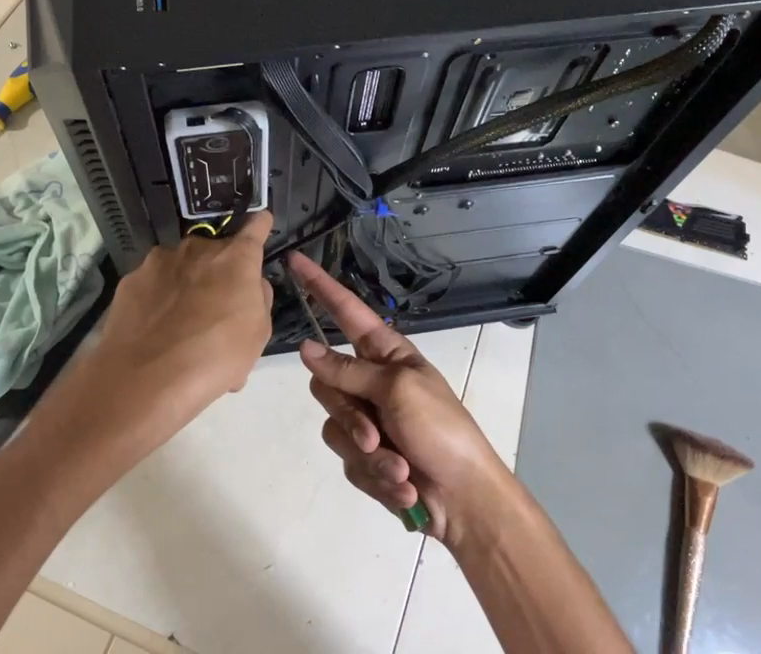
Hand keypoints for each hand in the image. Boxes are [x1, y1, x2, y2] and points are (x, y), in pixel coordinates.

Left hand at [80, 211, 275, 418]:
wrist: (147, 377)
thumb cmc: (216, 356)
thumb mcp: (259, 335)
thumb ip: (259, 299)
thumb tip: (252, 286)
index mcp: (236, 258)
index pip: (255, 228)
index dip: (260, 226)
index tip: (260, 222)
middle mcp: (197, 249)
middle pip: (214, 253)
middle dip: (217, 272)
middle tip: (216, 311)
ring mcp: (159, 262)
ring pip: (181, 269)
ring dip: (186, 287)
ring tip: (181, 329)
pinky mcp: (130, 280)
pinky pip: (153, 286)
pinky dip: (158, 302)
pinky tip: (155, 332)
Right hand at [291, 253, 516, 549]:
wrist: (465, 499)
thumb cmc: (441, 430)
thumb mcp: (397, 390)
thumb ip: (348, 370)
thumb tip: (306, 347)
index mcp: (387, 354)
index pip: (345, 312)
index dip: (320, 287)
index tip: (295, 260)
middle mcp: (373, 382)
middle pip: (327, 382)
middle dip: (349, 415)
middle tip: (375, 435)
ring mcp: (369, 421)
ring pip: (335, 426)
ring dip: (369, 455)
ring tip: (400, 468)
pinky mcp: (367, 458)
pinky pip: (348, 460)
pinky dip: (375, 478)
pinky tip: (404, 487)